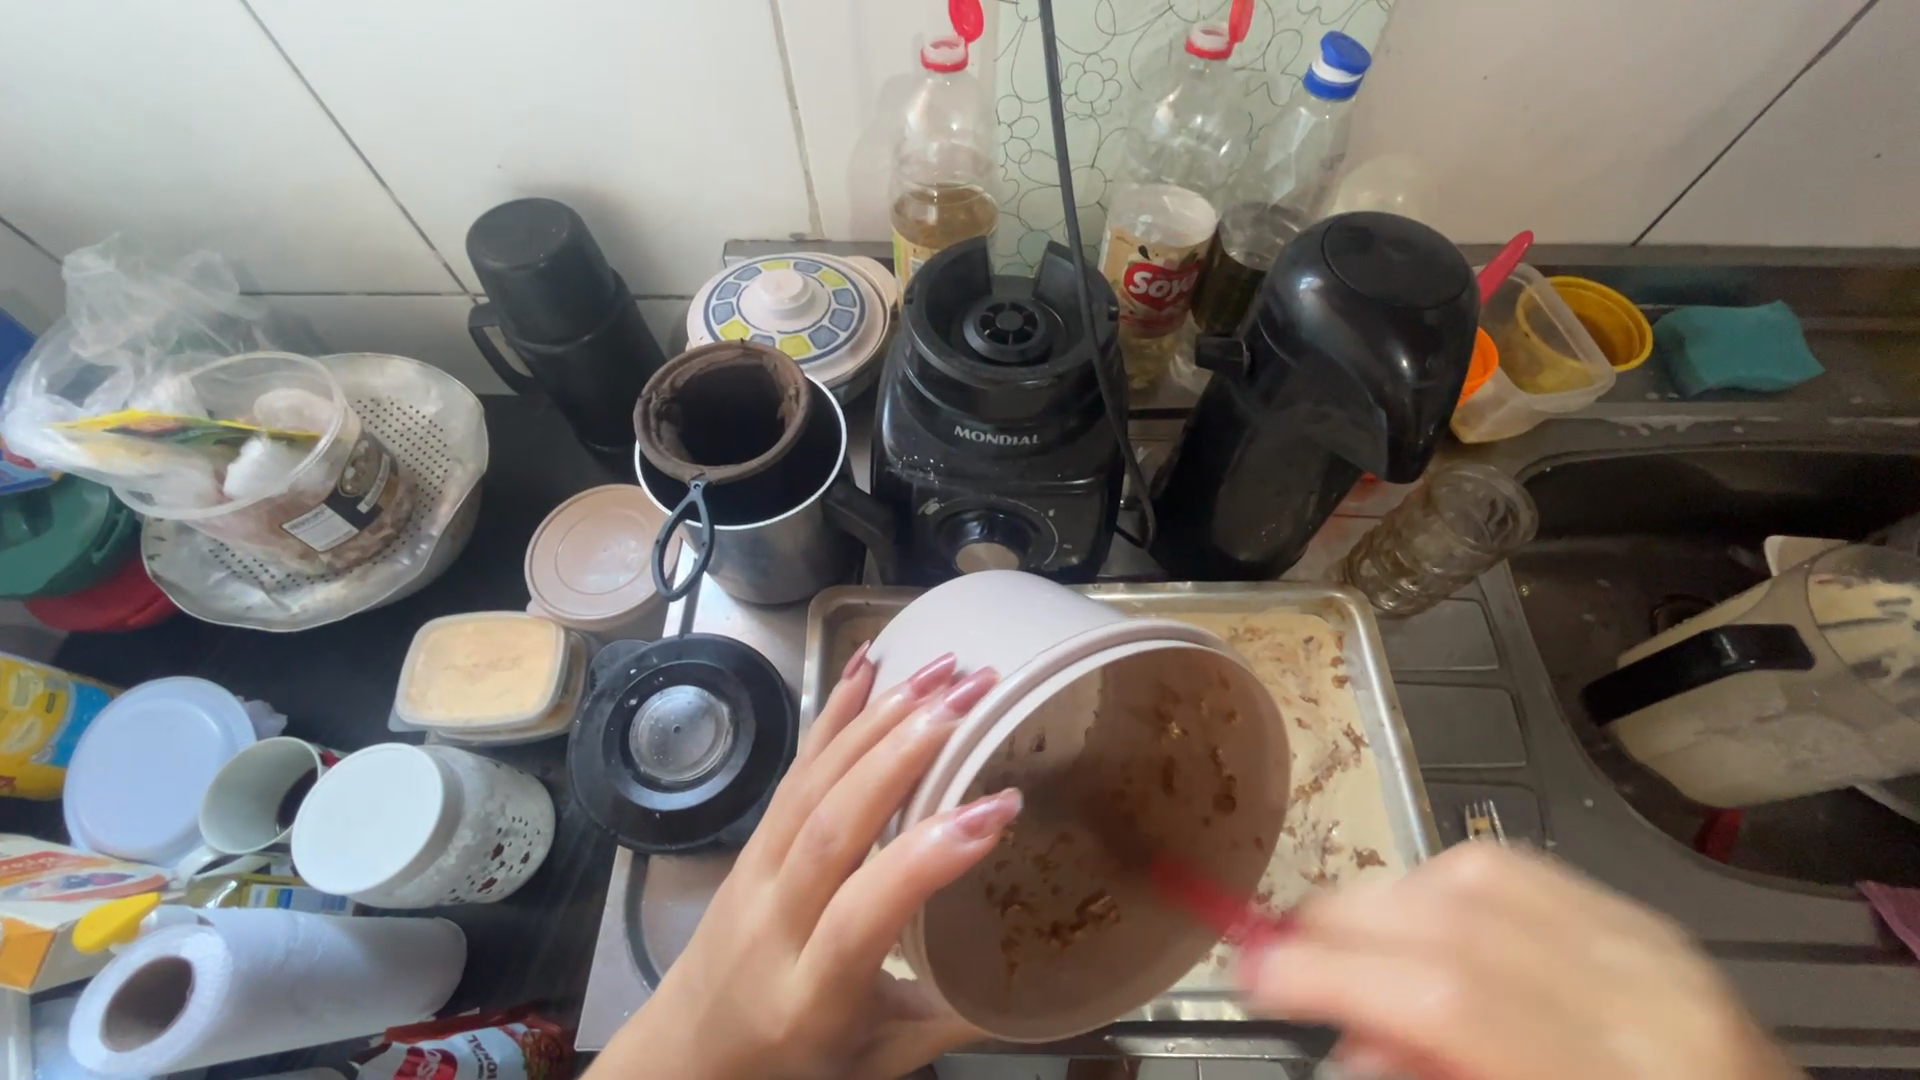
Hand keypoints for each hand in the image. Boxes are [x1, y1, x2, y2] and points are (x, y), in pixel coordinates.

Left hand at [591, 646, 1018, 1079]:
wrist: (684, 1053)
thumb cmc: (789, 1064)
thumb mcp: (875, 1061)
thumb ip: (952, 1020)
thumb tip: (1045, 994)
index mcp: (809, 994)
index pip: (862, 913)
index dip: (927, 857)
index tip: (999, 808)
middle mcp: (775, 919)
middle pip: (833, 823)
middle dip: (907, 749)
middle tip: (974, 696)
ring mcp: (757, 868)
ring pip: (814, 782)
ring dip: (878, 716)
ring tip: (940, 670)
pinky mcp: (754, 836)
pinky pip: (794, 768)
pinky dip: (832, 713)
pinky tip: (865, 666)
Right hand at [1239, 843, 1801, 1079]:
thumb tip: (1351, 1038)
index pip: (1448, 997)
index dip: (1333, 972)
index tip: (1256, 972)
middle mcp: (1648, 999)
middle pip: (1449, 914)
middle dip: (1341, 924)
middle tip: (1282, 952)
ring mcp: (1652, 947)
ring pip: (1470, 873)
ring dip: (1385, 901)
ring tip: (1354, 949)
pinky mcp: (1642, 923)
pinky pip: (1509, 867)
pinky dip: (1438, 886)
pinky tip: (1420, 927)